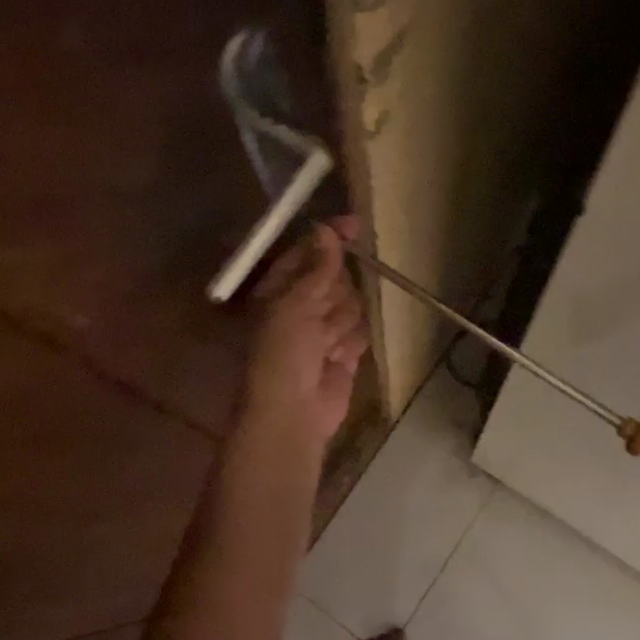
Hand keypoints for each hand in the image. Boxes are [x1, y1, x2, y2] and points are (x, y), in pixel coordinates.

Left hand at [241, 215, 368, 448]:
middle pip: (336, 276)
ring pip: (352, 303)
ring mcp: (323, 328)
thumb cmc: (282, 353)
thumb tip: (326, 230)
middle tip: (322, 316)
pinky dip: (352, 343)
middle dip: (336, 293)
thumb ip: (316, 268)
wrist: (293, 412)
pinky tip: (338, 358)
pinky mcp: (344, 350)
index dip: (329, 238)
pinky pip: (360, 330)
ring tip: (326, 347)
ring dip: (342, 322)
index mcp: (279, 288)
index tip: (355, 226)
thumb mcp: (294, 303)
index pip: (308, 251)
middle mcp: (301, 304)